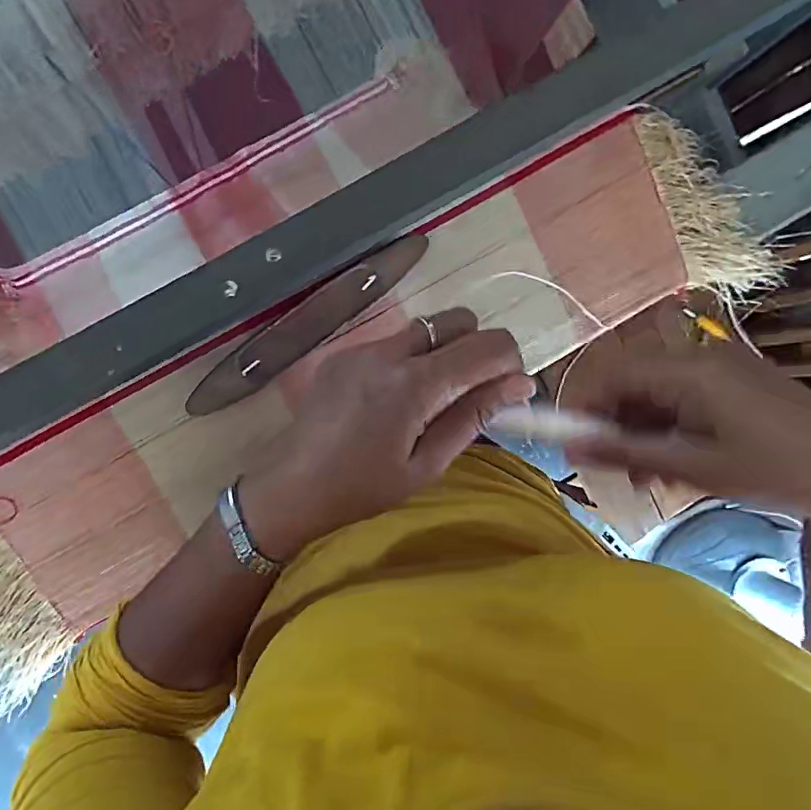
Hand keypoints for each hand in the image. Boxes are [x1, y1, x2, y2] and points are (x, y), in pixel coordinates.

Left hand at [237, 308, 532, 560]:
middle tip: (467, 393)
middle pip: (456, 320)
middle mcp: (388, 353)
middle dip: (475, 348)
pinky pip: (390, 343)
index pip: (488, 344)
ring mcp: (360, 350)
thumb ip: (472, 417)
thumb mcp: (425, 465)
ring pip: (422, 329)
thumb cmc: (360, 489)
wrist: (289, 487)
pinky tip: (389, 401)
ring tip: (426, 400)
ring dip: (440, 352)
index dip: (509, 363)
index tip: (504, 392)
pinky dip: (406, 360)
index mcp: (414, 384)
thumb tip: (520, 384)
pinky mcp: (341, 356)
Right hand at [561, 339, 810, 525]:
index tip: (572, 445)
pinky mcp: (734, 389)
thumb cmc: (776, 471)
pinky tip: (667, 465)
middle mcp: (702, 361)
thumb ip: (626, 454)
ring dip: (637, 433)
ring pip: (653, 396)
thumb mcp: (694, 466)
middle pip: (631, 383)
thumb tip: (569, 449)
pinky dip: (664, 431)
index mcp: (691, 371)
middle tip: (605, 468)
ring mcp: (721, 373)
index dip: (584, 407)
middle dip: (611, 424)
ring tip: (639, 476)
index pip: (613, 373)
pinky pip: (680, 403)